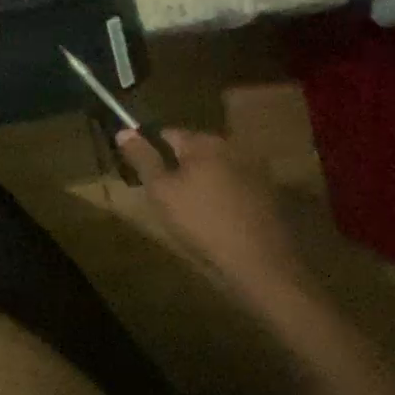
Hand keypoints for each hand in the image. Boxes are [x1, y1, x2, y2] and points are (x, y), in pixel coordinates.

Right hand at [118, 128, 302, 298]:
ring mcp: (257, 171)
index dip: (151, 151)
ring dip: (202, 180)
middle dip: (178, 165)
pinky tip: (217, 216)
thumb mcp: (160, 190)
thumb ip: (142, 157)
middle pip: (194, 149)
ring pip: (216, 168)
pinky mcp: (271, 194)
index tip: (145, 174)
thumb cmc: (201, 221)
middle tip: (166, 193)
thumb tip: (123, 130)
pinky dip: (224, 194)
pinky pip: (236, 185)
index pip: (166, 134)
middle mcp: (234, 148)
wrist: (261, 264)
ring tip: (191, 207)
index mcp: (204, 142)